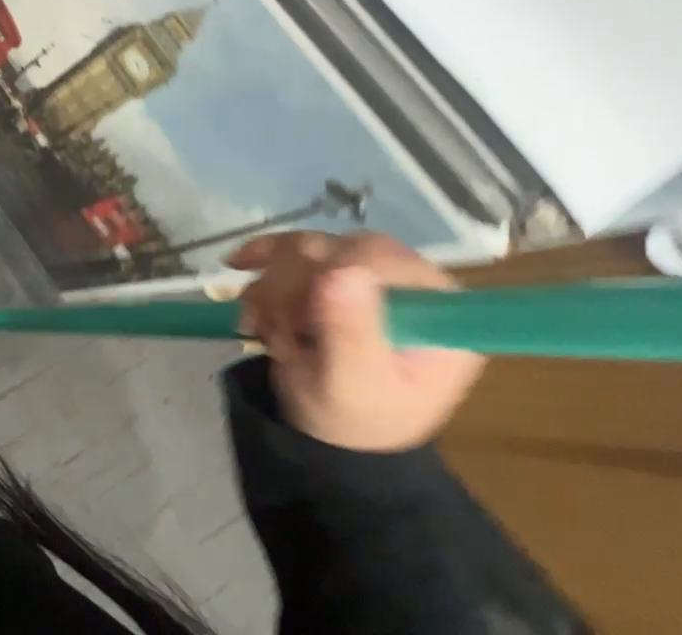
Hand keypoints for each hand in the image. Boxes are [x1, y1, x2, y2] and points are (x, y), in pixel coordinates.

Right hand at [229, 231, 484, 452]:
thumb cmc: (354, 419)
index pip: (377, 258)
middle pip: (337, 247)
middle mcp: (410, 284)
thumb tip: (344, 272)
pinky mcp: (335, 273)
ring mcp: (371, 276)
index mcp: (436, 309)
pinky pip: (289, 249)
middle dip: (290, 287)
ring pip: (306, 247)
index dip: (324, 276)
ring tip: (262, 327)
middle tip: (274, 331)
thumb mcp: (351, 385)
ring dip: (271, 286)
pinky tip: (244, 284)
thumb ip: (351, 332)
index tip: (292, 318)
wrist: (333, 434)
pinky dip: (260, 266)